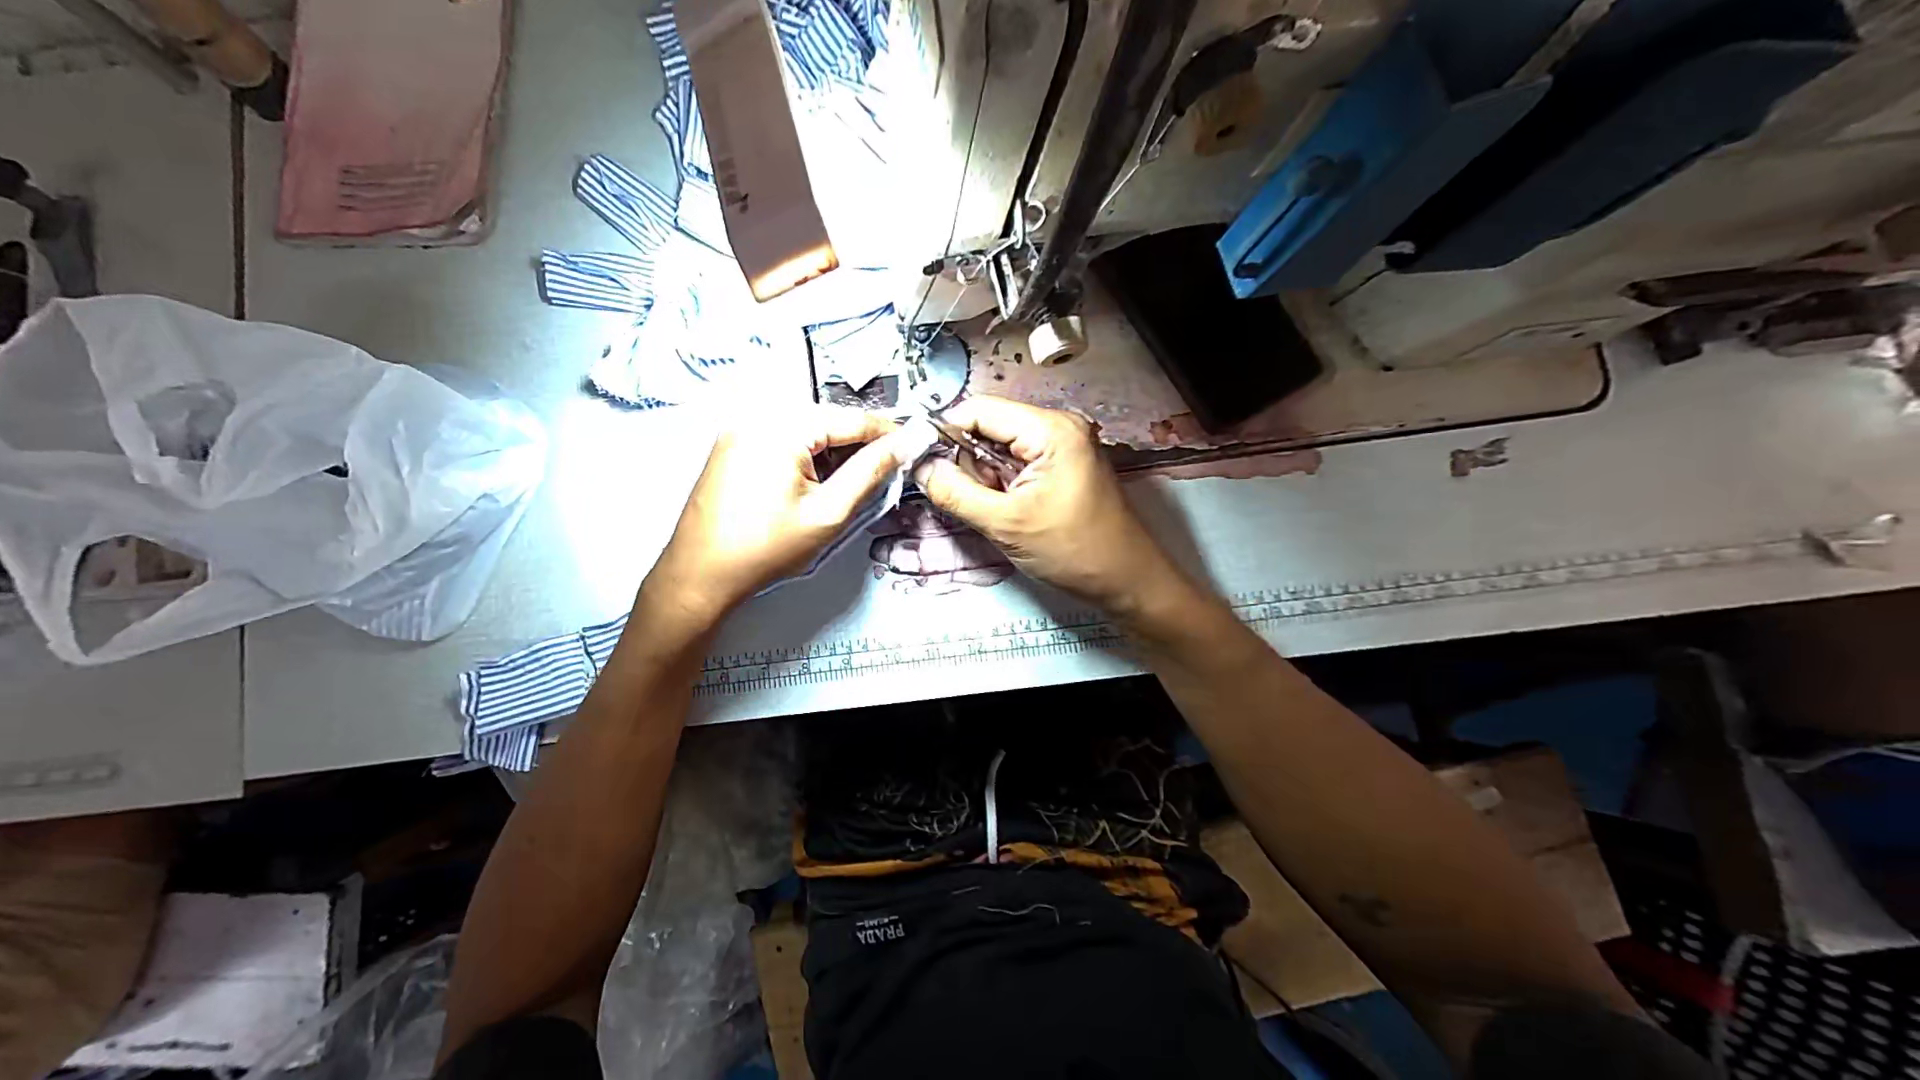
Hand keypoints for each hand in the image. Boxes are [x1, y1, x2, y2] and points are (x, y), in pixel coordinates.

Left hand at [645, 406, 901, 623]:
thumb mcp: (828, 513)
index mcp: (780, 427)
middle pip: (829, 422)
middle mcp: (756, 419)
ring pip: (808, 433)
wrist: (699, 576)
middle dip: (860, 448)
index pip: (851, 418)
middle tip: (884, 477)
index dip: (888, 434)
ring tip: (845, 494)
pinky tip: (817, 491)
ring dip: (835, 456)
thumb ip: (872, 472)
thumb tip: (903, 444)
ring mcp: (741, 432)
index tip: (913, 446)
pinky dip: (809, 460)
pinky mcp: (735, 449)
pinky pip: (785, 442)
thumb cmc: (757, 551)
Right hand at [912, 396, 1188, 613]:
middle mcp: (1058, 426)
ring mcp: (1063, 445)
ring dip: (987, 479)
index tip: (922, 463)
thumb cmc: (1075, 552)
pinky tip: (1012, 512)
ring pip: (999, 449)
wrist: (1127, 582)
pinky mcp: (1063, 465)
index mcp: (1051, 428)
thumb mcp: (1005, 524)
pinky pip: (1017, 464)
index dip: (944, 433)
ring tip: (1001, 513)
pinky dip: (1003, 486)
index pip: (978, 409)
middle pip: (988, 427)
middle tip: (979, 502)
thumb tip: (919, 465)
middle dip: (970, 463)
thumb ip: (955, 491)